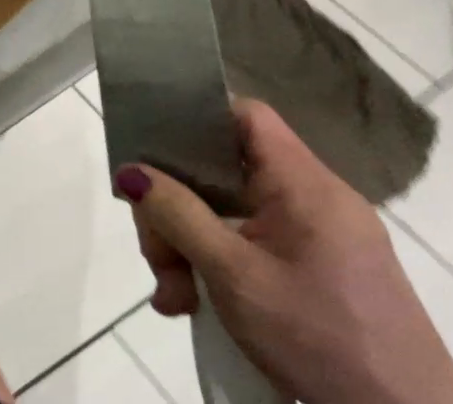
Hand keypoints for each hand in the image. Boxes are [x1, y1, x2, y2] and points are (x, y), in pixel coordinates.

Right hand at [117, 99, 452, 403]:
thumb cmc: (321, 337)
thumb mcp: (234, 274)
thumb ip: (177, 214)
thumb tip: (130, 170)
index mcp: (306, 188)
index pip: (247, 116)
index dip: (195, 116)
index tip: (148, 145)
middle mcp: (313, 202)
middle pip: (219, 174)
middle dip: (173, 211)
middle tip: (156, 258)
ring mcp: (314, 238)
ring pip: (223, 214)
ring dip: (185, 247)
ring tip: (174, 296)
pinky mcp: (313, 270)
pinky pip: (243, 245)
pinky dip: (210, 267)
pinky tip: (188, 302)